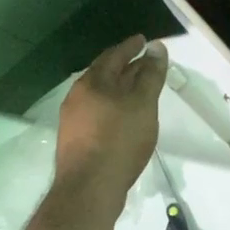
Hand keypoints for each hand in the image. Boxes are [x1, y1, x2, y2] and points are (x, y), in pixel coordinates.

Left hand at [53, 35, 166, 206]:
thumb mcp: (143, 105)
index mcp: (92, 82)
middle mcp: (77, 96)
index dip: (130, 47)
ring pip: (98, 96)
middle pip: (103, 74)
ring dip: (117, 89)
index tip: (143, 40)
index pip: (113, 55)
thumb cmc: (119, 141)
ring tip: (135, 90)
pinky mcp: (75, 141)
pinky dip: (111, 108)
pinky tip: (121, 119)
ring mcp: (73, 120)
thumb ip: (151, 75)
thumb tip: (155, 47)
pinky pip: (95, 114)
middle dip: (124, 67)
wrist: (89, 189)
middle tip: (143, 63)